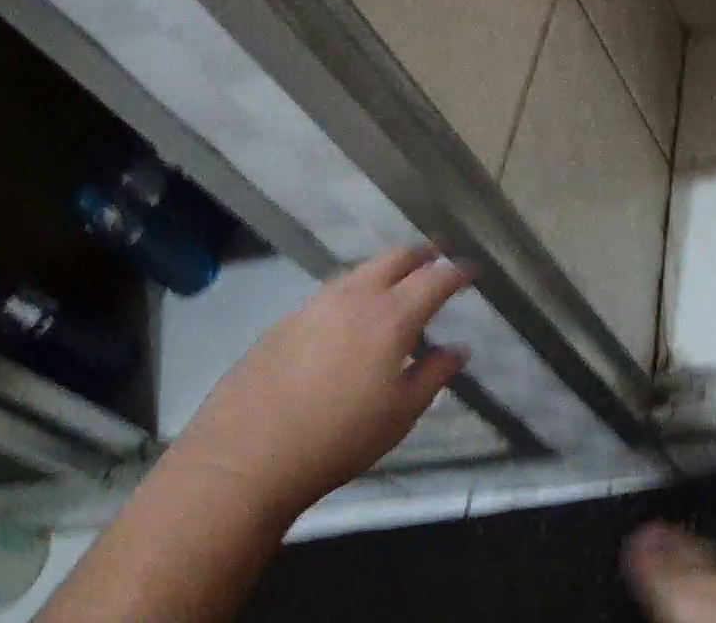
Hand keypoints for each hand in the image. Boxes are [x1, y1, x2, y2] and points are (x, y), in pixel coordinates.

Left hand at [171, 245, 472, 515]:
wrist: (242, 460)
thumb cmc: (337, 439)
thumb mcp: (401, 414)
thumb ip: (435, 374)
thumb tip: (459, 348)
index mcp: (390, 318)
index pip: (435, 280)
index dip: (458, 272)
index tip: (473, 272)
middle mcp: (354, 299)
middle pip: (395, 259)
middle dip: (423, 254)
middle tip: (439, 257)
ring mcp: (313, 307)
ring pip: (359, 272)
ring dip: (386, 269)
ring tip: (397, 283)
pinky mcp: (283, 324)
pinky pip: (331, 293)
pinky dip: (354, 291)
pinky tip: (351, 316)